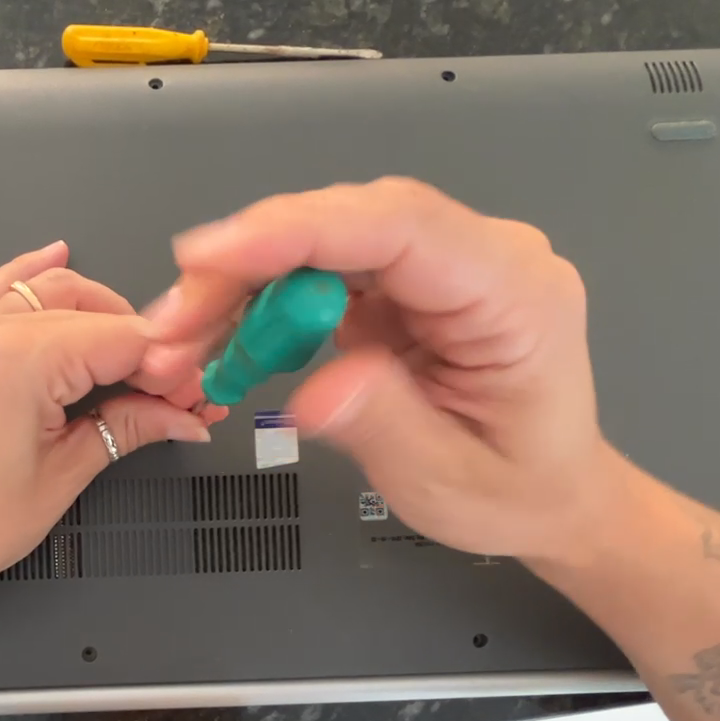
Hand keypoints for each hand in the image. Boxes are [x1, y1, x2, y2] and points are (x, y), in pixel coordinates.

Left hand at [0, 241, 216, 609]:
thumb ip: (130, 428)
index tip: (198, 394)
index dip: (172, 368)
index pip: (125, 340)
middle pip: (99, 313)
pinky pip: (3, 288)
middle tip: (178, 393)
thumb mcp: (66, 475)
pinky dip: (35, 274)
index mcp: (23, 360)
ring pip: (57, 290)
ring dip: (106, 315)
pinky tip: (58, 256)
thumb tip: (182, 415)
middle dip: (147, 349)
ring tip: (140, 359)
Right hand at [141, 178, 624, 562]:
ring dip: (240, 288)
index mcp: (512, 292)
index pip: (399, 228)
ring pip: (318, 246)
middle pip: (343, 227)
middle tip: (173, 322)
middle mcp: (474, 261)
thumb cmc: (518, 488)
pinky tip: (221, 340)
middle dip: (246, 265)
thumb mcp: (449, 478)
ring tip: (182, 341)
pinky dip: (258, 308)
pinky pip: (315, 277)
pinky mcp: (396, 292)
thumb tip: (312, 389)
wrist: (546, 493)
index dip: (297, 230)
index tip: (212, 255)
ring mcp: (431, 273)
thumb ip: (382, 425)